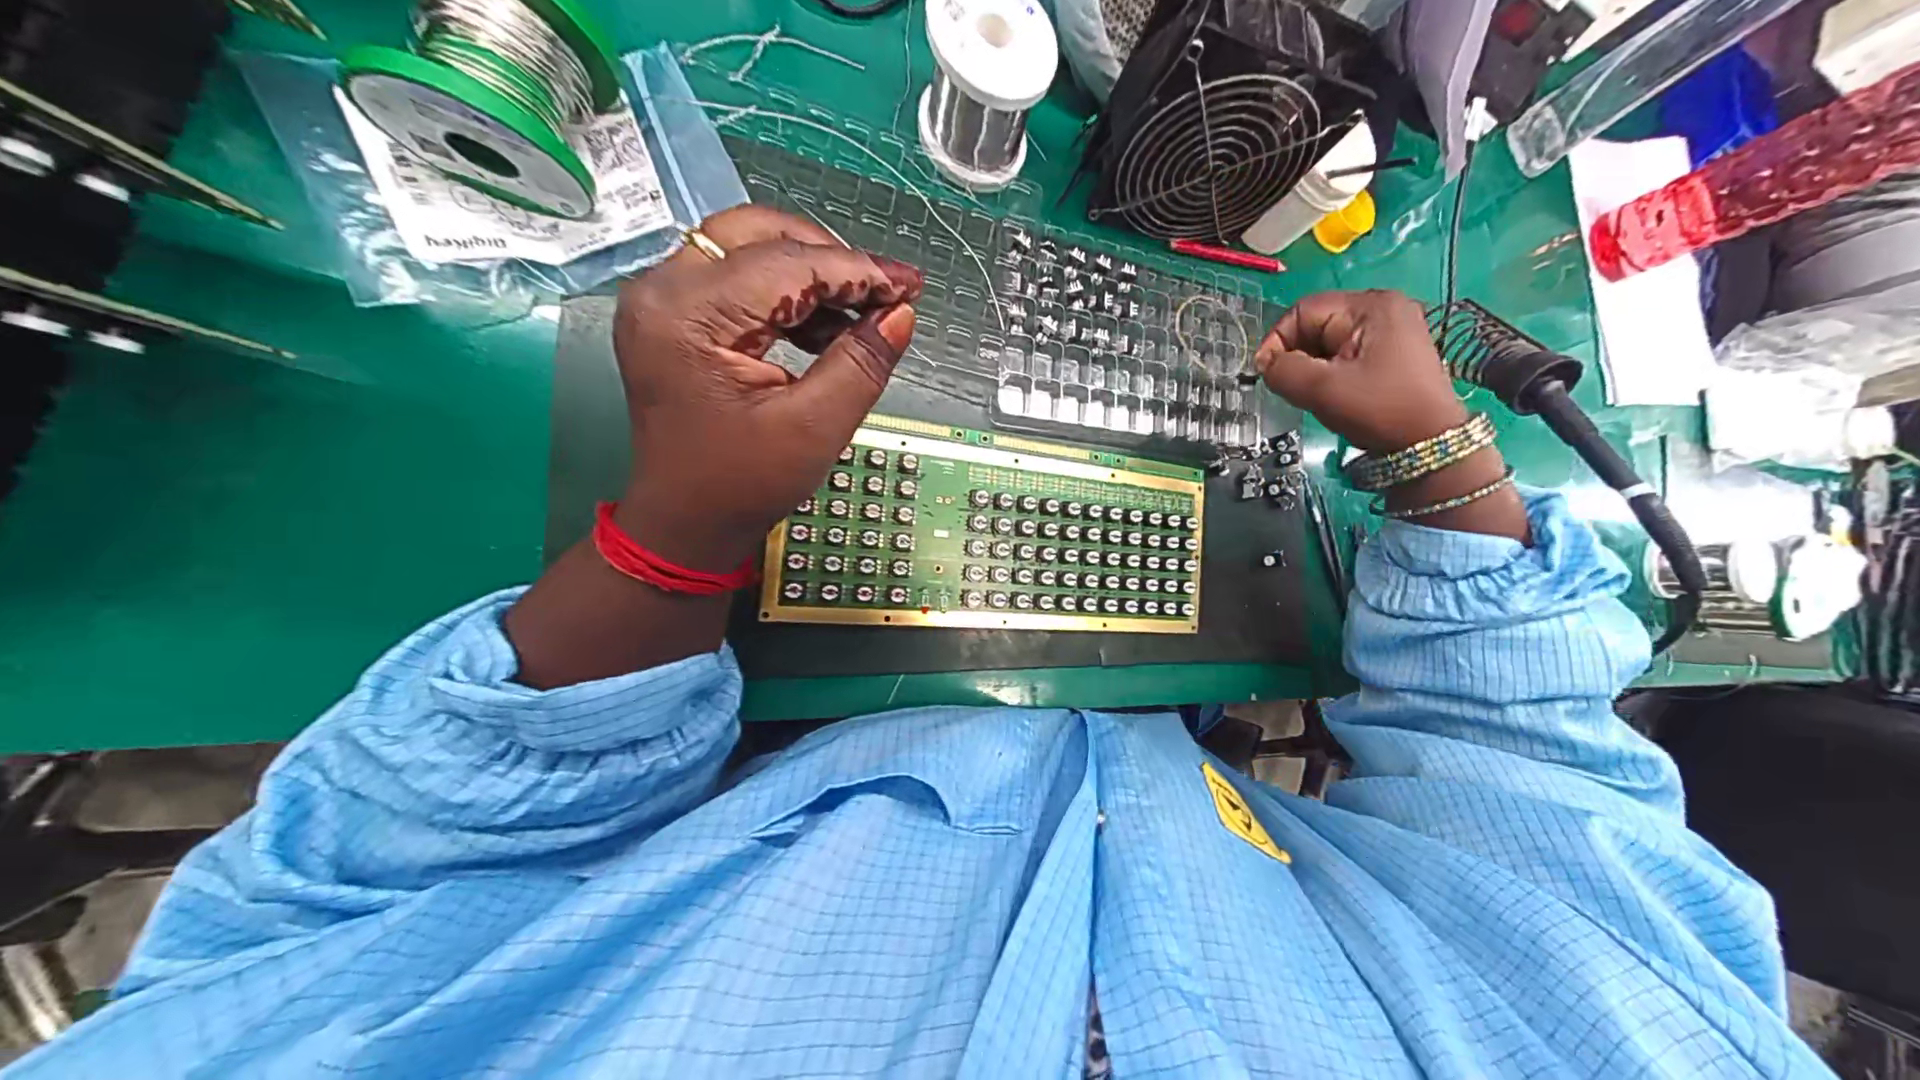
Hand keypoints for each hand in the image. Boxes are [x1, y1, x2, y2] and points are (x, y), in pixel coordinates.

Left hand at [612, 205, 922, 570]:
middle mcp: (663, 291)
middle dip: (831, 258)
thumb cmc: (739, 484)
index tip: (908, 285)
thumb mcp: (814, 428)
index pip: (787, 264)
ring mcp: (664, 300)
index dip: (857, 270)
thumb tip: (899, 314)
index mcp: (688, 317)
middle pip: (759, 233)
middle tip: (884, 292)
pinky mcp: (676, 315)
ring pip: (750, 248)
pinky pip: (740, 278)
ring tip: (861, 315)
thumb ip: (861, 364)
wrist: (686, 520)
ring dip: (812, 274)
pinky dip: (788, 294)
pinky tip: (826, 327)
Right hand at [1253, 289, 1463, 452]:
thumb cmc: (1377, 409)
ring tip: (1314, 391)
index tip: (1267, 373)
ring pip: (1328, 340)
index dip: (1276, 341)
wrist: (1428, 441)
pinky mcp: (1393, 348)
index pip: (1302, 311)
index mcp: (1368, 306)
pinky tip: (1333, 390)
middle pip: (1315, 323)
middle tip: (1293, 386)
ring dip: (1311, 365)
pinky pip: (1345, 351)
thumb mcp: (1320, 389)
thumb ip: (1282, 370)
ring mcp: (1391, 327)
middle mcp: (1382, 307)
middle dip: (1296, 355)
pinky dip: (1329, 370)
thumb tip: (1266, 364)